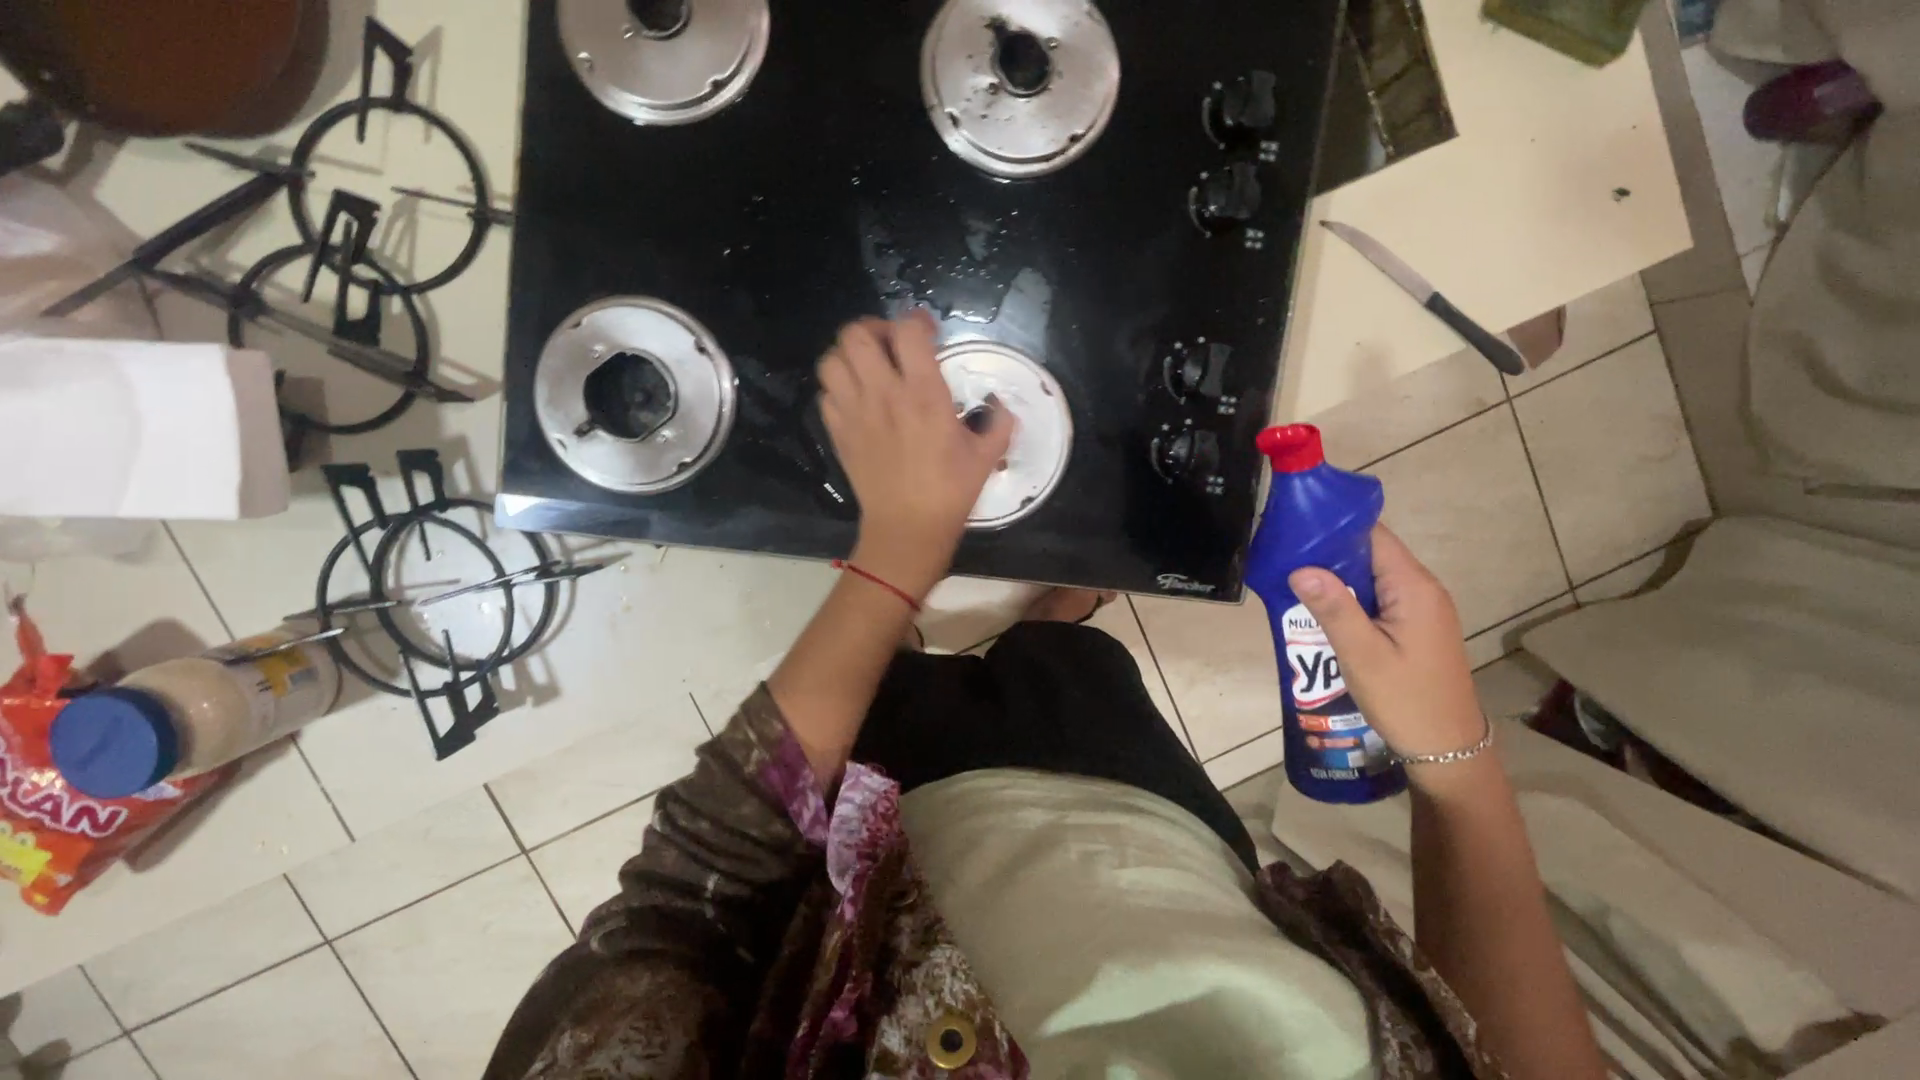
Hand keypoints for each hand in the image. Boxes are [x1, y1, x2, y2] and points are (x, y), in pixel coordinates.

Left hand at [817, 312, 1013, 598]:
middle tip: (890, 345)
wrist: (907, 528)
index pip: (908, 331)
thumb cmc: (950, 492)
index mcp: (924, 394)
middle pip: (857, 334)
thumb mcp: (986, 456)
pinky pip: (826, 392)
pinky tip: (857, 397)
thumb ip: (998, 423)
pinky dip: (838, 386)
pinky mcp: (838, 431)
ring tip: (867, 366)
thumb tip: (1002, 407)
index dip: (917, 322)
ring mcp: (855, 412)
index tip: (928, 334)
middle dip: (873, 329)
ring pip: (832, 358)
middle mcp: (884, 394)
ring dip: (849, 355)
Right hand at [1287, 527, 1487, 775]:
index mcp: (1413, 588)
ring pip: (1373, 578)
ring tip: (1293, 585)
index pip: (1373, 536)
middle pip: (1371, 554)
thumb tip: (1301, 567)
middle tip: (1284, 561)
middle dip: (1329, 556)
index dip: (1335, 529)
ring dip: (1337, 581)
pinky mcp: (1417, 627)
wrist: (1447, 749)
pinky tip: (1322, 615)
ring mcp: (1422, 609)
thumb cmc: (1405, 700)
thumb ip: (1334, 608)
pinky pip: (1379, 600)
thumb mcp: (1362, 654)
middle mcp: (1423, 590)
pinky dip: (1351, 601)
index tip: (1295, 531)